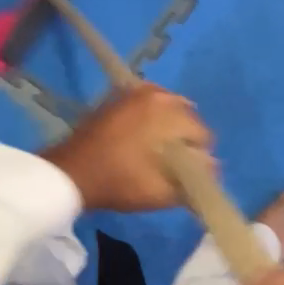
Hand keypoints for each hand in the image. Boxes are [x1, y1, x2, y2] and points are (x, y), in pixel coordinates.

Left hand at [41, 83, 213, 212]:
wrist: (69, 173)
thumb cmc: (119, 182)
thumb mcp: (161, 192)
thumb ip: (194, 183)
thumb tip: (214, 170)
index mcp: (169, 113)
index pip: (203, 134)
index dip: (200, 158)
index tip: (188, 176)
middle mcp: (156, 94)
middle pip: (187, 117)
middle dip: (184, 140)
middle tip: (172, 165)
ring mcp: (134, 92)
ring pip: (167, 108)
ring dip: (168, 128)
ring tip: (157, 153)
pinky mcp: (117, 97)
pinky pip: (147, 105)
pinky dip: (151, 118)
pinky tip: (142, 139)